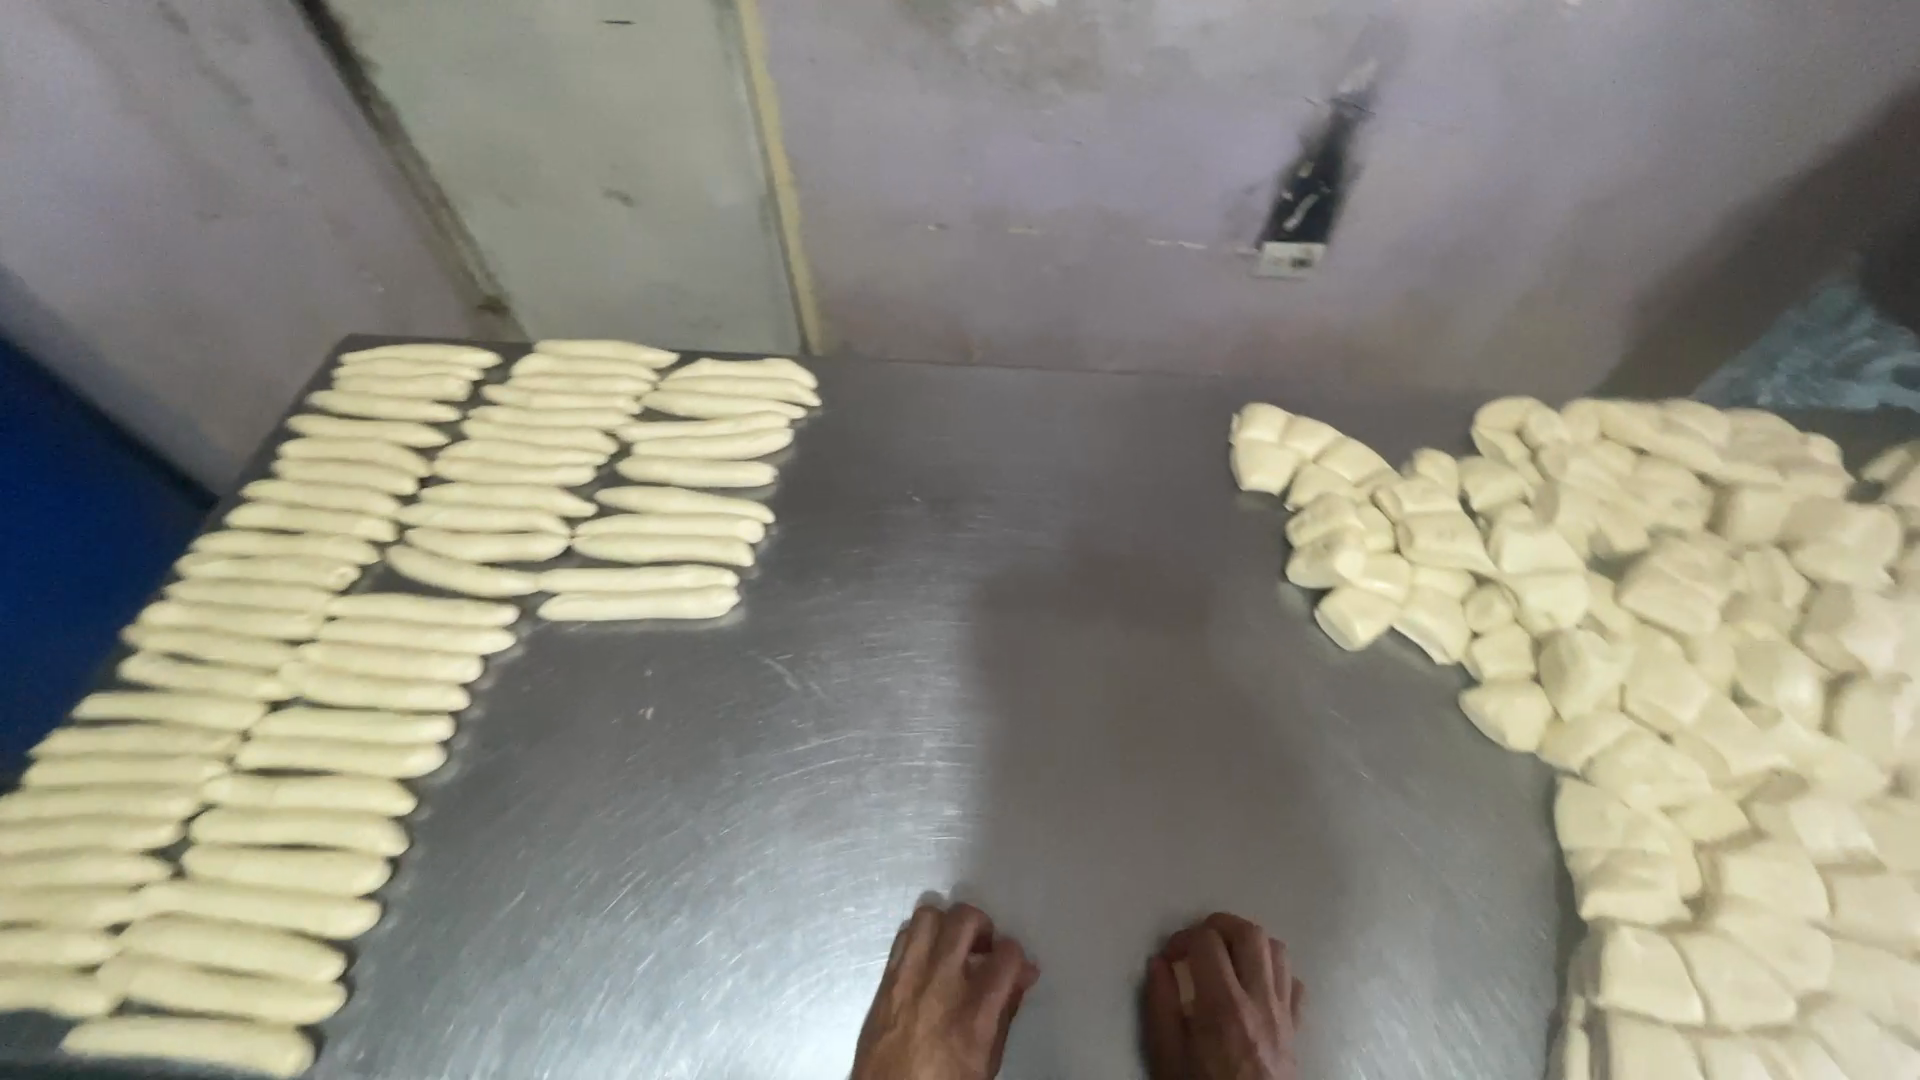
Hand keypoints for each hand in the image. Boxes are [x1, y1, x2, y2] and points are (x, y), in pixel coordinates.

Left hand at [851, 902, 1039, 1079]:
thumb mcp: (987, 1061)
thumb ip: (1006, 1011)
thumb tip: (1021, 975)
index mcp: (973, 1014)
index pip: (1006, 956)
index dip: (1016, 956)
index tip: (1015, 966)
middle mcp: (941, 985)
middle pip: (965, 920)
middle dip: (983, 925)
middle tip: (983, 947)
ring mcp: (909, 978)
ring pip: (929, 915)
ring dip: (947, 924)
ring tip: (953, 946)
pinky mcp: (886, 979)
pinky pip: (904, 934)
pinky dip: (920, 937)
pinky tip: (928, 958)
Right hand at [1144, 913, 1305, 1079]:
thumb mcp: (1167, 1058)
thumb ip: (1160, 1006)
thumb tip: (1159, 963)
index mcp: (1223, 1007)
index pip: (1206, 940)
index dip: (1182, 938)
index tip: (1171, 958)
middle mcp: (1259, 1002)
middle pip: (1248, 933)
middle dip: (1218, 926)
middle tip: (1199, 945)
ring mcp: (1284, 1015)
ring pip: (1278, 951)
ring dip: (1249, 945)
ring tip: (1227, 960)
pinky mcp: (1297, 1031)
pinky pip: (1295, 985)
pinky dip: (1275, 975)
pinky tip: (1254, 988)